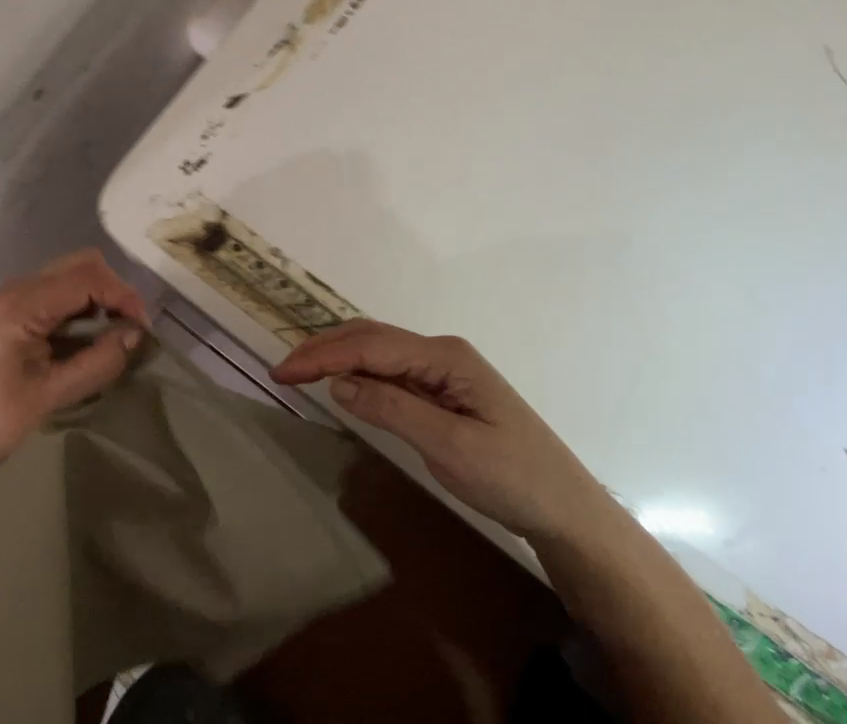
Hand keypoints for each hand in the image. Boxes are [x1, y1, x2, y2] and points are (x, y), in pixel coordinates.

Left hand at [0, 249, 148, 478]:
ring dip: (102, 296)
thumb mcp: (55, 393)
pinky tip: (95, 334)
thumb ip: (99, 361)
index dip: (122, 295)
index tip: (143, 328)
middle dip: (114, 290)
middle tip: (133, 329)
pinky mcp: (21, 309)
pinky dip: (87, 304)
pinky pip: (63, 291)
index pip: (86, 277)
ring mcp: (17, 296)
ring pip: (74, 274)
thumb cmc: (0, 417)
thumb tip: (137, 334)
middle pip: (82, 264)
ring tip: (118, 332)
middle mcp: (19, 289)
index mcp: (22, 305)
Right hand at [271, 320, 613, 540]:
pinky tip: (340, 385)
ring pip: (377, 351)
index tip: (282, 372)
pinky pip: (389, 372)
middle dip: (322, 349)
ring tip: (299, 373)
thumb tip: (340, 383)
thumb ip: (394, 409)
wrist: (565, 509)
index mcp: (446, 358)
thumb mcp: (450, 447)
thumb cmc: (514, 478)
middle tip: (282, 371)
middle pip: (369, 337)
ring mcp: (443, 372)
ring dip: (336, 357)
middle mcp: (442, 354)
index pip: (370, 345)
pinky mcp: (442, 392)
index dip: (322, 355)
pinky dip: (356, 373)